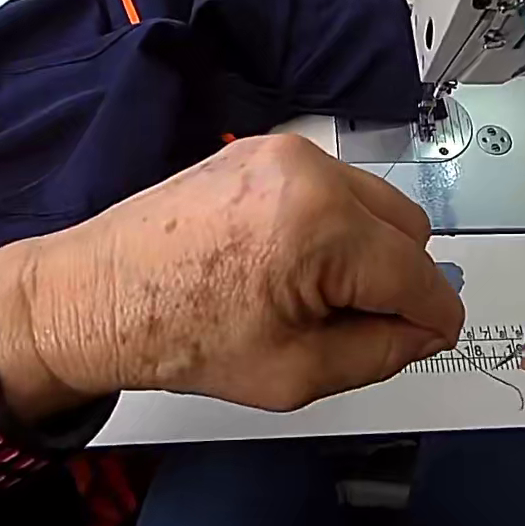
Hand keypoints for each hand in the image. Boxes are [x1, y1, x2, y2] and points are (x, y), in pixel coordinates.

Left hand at [0, 134, 463, 412]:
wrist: (94, 296)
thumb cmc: (171, 334)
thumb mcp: (294, 374)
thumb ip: (380, 354)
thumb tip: (420, 330)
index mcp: (320, 226)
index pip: (419, 275)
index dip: (430, 319)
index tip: (424, 336)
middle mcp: (305, 171)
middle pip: (407, 229)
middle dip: (392, 283)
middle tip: (349, 324)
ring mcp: (278, 152)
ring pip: (371, 205)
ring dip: (362, 253)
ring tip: (305, 294)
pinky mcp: (256, 151)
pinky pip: (327, 189)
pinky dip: (327, 228)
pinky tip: (284, 263)